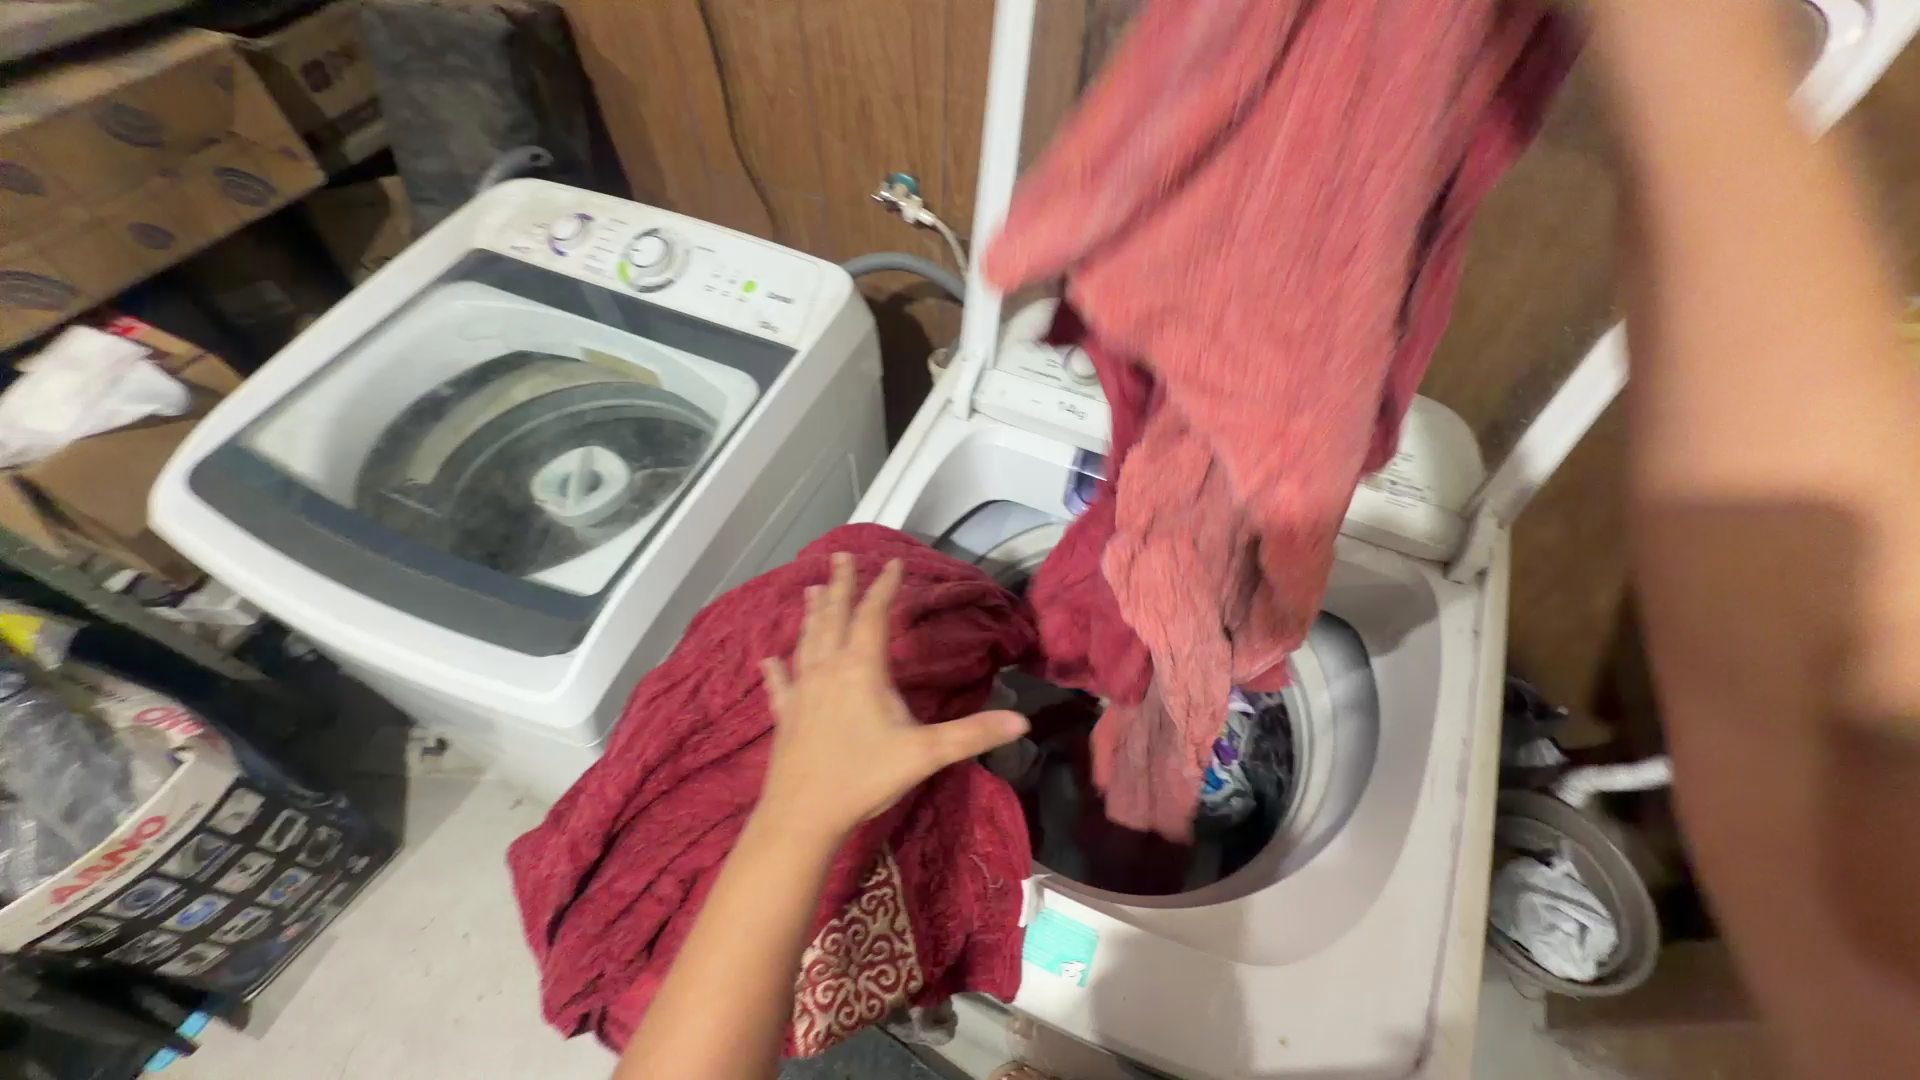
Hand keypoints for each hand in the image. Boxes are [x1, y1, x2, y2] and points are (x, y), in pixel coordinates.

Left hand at [757, 553, 1028, 841]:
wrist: (803, 816)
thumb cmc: (864, 777)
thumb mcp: (925, 754)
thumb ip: (972, 734)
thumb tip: (1021, 720)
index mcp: (861, 669)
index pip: (874, 616)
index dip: (884, 588)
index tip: (892, 564)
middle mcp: (828, 670)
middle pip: (834, 618)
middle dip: (839, 586)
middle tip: (839, 556)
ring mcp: (801, 691)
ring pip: (807, 642)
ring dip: (811, 614)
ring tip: (810, 590)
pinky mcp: (785, 716)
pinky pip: (780, 684)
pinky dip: (776, 669)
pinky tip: (768, 659)